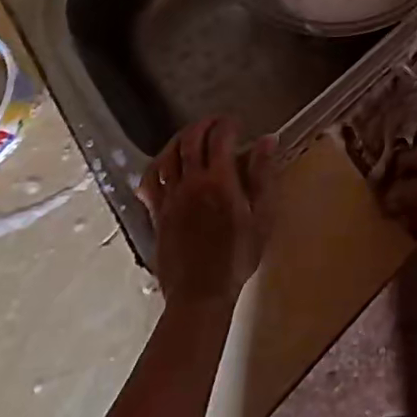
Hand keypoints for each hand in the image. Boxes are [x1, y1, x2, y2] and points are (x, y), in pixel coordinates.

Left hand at [136, 117, 276, 310]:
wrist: (201, 294)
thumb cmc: (237, 257)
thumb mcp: (261, 217)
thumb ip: (263, 175)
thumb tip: (267, 140)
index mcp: (219, 181)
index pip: (219, 138)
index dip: (227, 124)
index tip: (237, 122)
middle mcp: (191, 183)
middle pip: (191, 139)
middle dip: (204, 124)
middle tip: (217, 122)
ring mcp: (170, 197)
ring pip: (168, 154)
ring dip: (181, 137)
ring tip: (194, 134)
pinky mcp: (157, 212)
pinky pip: (150, 180)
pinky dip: (157, 164)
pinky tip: (166, 162)